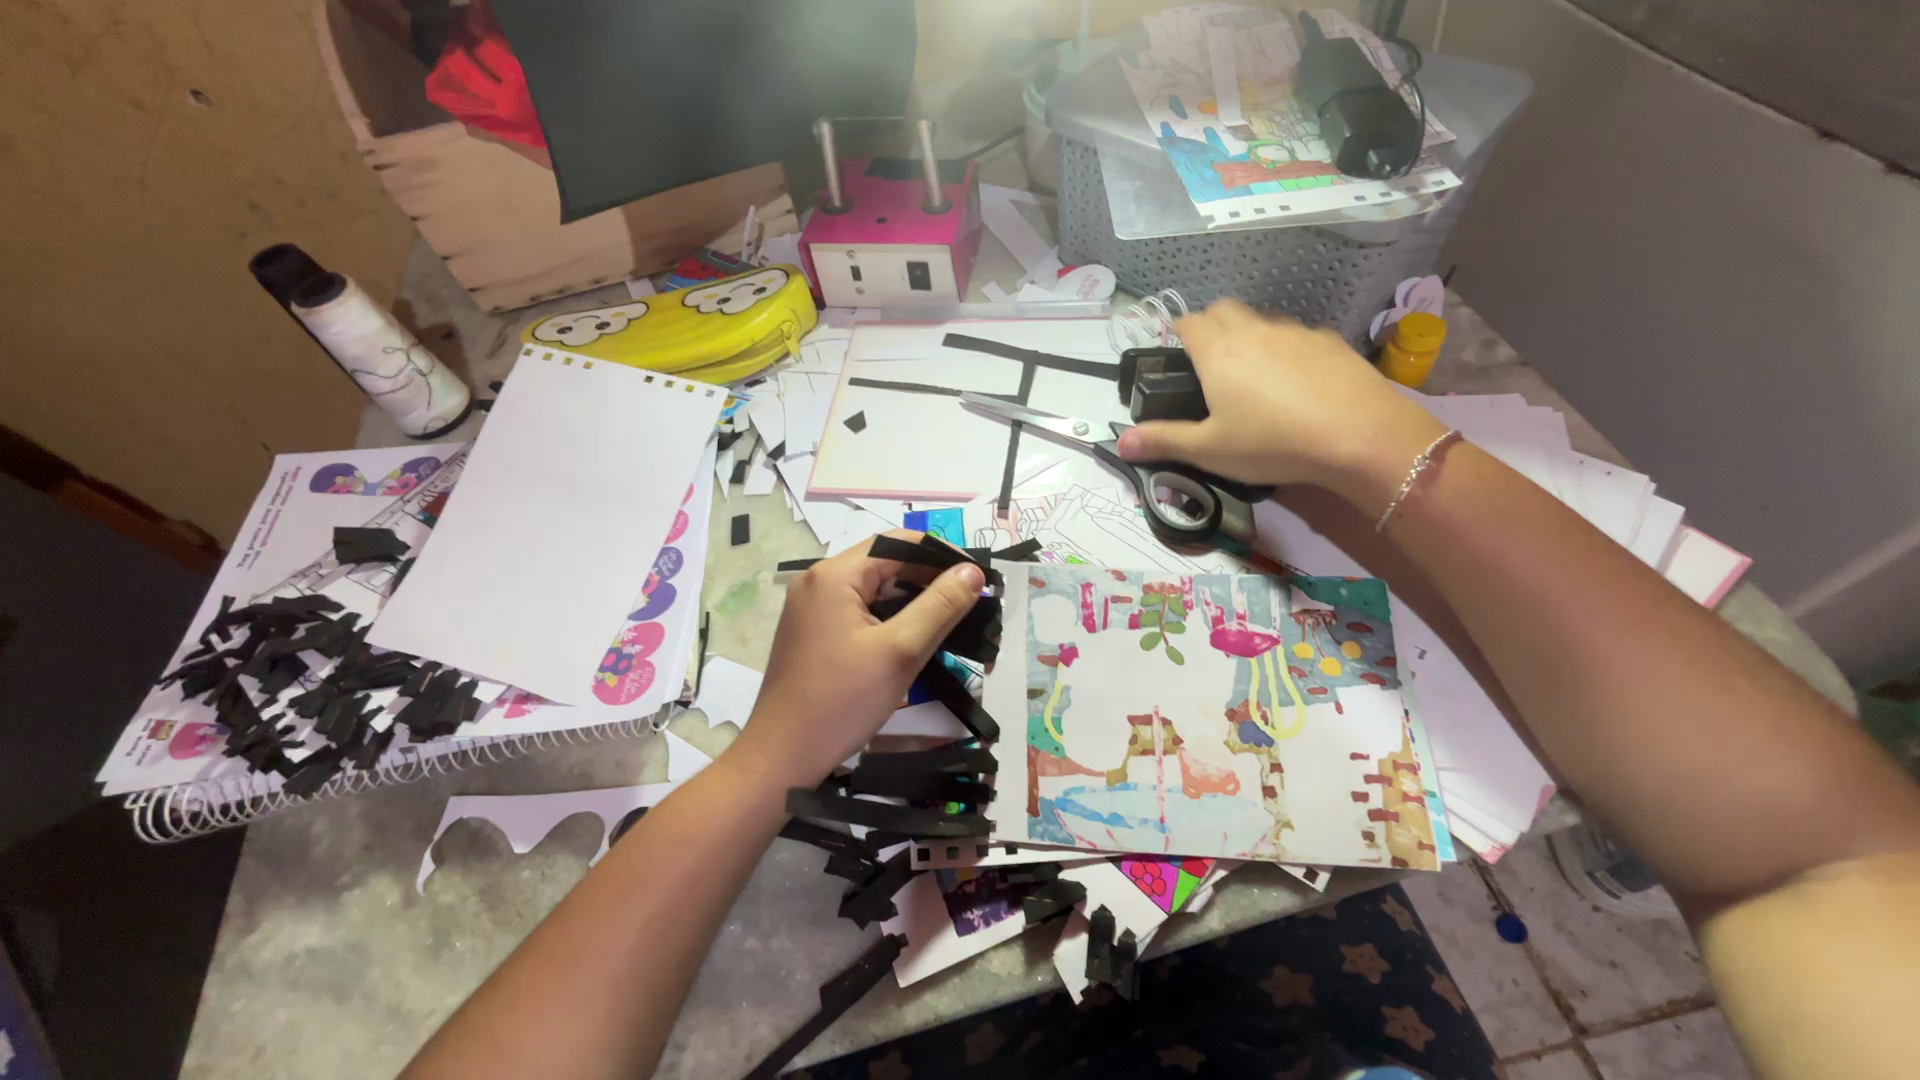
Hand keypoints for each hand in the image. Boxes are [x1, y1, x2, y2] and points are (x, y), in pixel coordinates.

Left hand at [725, 532, 984, 788]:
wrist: (782, 756)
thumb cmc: (842, 701)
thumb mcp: (900, 651)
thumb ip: (940, 605)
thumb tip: (972, 572)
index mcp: (834, 575)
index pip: (898, 543)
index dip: (942, 554)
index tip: (980, 578)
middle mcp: (818, 582)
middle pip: (885, 564)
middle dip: (930, 579)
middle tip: (972, 603)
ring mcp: (812, 608)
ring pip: (874, 590)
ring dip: (913, 601)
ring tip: (953, 621)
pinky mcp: (814, 633)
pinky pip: (860, 612)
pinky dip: (891, 619)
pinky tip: (916, 639)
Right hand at [1115, 298, 1447, 508]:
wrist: (1359, 434)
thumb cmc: (1272, 443)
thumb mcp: (1210, 450)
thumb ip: (1164, 441)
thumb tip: (1120, 442)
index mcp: (1217, 351)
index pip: (1188, 322)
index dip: (1178, 332)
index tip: (1175, 354)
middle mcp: (1253, 330)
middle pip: (1223, 309)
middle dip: (1210, 325)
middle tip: (1208, 361)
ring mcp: (1295, 332)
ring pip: (1261, 320)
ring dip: (1249, 336)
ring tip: (1252, 374)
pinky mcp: (1329, 342)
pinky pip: (1296, 336)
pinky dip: (1285, 349)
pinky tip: (1295, 383)